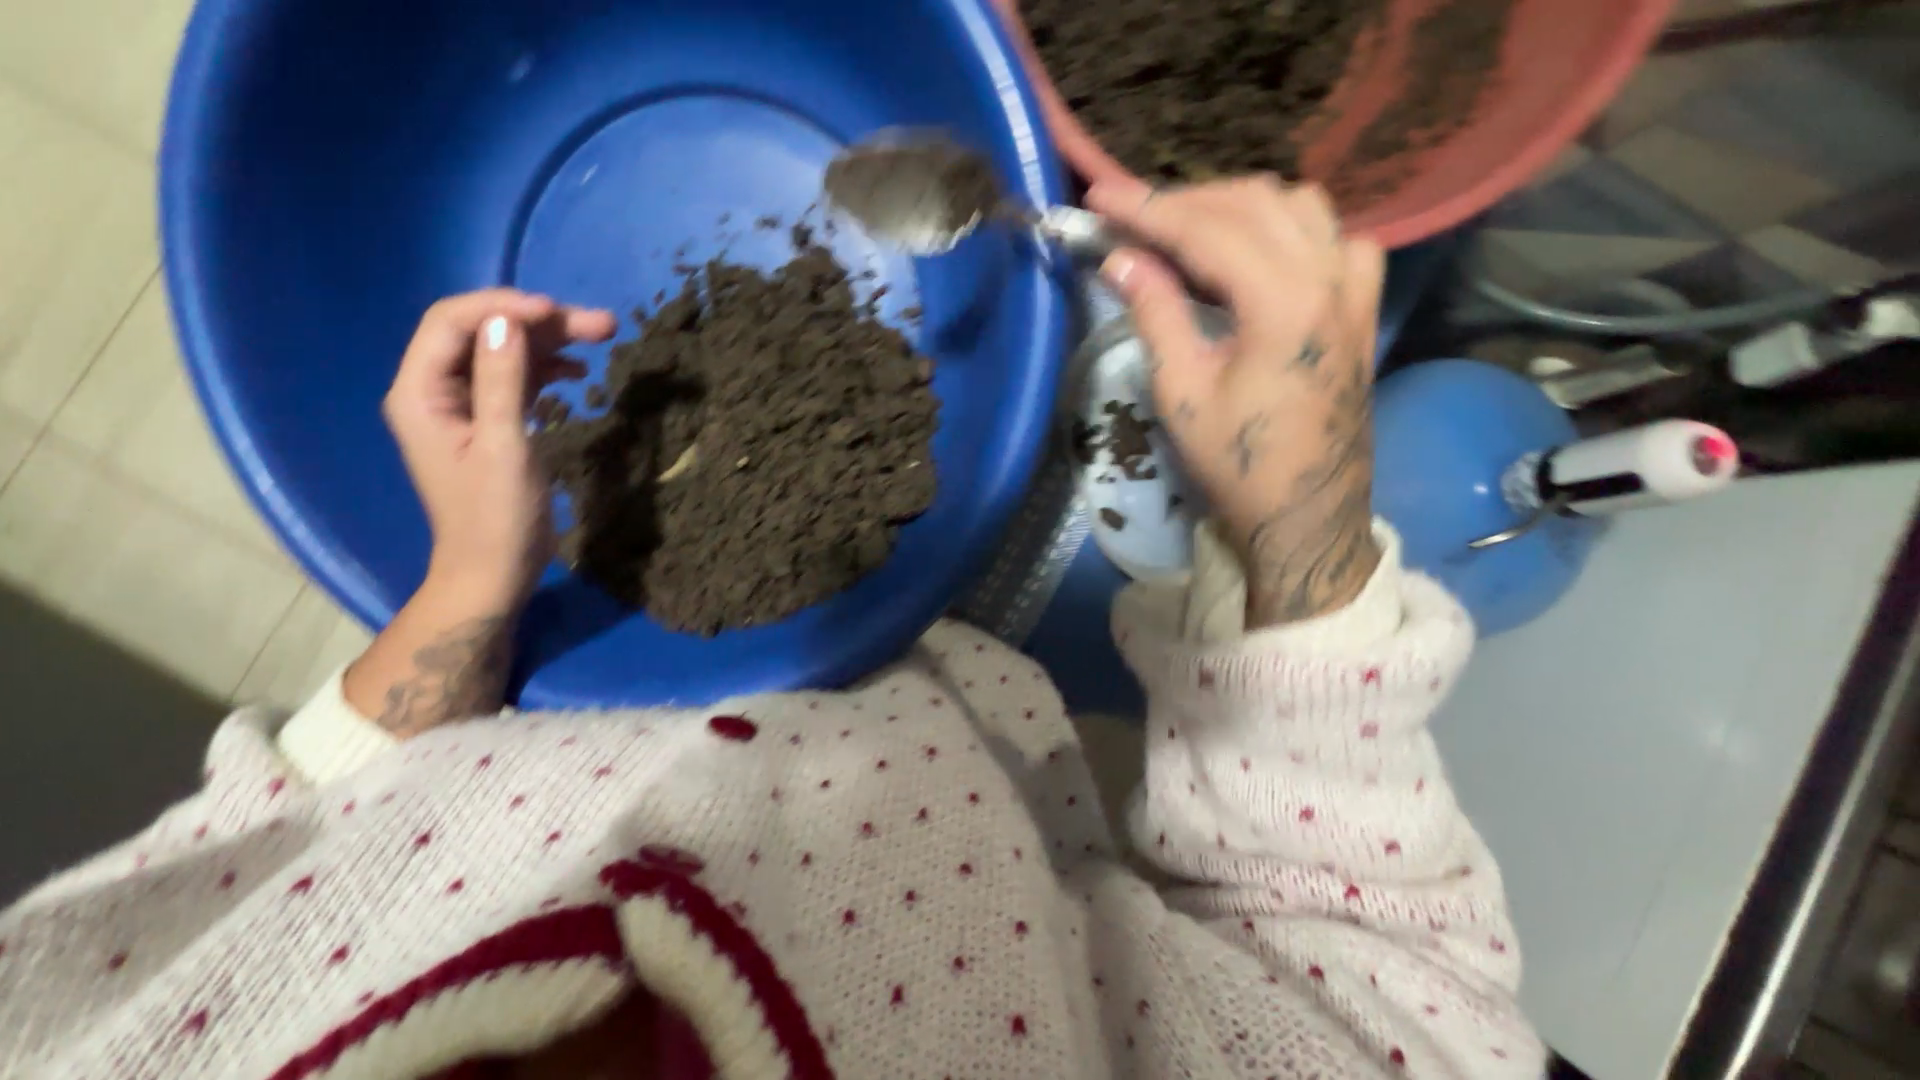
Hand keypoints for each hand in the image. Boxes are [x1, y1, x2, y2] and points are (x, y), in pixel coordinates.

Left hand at [383, 289, 615, 610]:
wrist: (495, 573)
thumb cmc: (495, 518)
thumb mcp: (504, 447)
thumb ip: (502, 381)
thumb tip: (509, 321)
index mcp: (420, 393)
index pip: (452, 323)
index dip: (503, 308)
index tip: (557, 313)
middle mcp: (435, 391)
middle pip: (484, 333)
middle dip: (540, 323)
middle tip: (602, 325)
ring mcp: (463, 406)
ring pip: (505, 352)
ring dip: (551, 343)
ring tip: (602, 338)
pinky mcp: (489, 422)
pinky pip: (515, 378)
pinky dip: (547, 369)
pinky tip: (579, 373)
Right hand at [1086, 175, 1384, 628]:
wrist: (1307, 513)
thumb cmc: (1239, 465)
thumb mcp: (1182, 394)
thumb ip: (1154, 313)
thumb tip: (1119, 258)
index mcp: (1284, 301)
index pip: (1207, 228)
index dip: (1146, 209)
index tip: (1097, 198)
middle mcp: (1329, 276)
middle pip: (1251, 202)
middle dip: (1184, 201)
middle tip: (1130, 217)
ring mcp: (1355, 288)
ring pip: (1297, 206)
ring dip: (1236, 205)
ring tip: (1187, 228)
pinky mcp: (1362, 306)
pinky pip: (1334, 236)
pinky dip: (1289, 226)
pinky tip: (1259, 250)